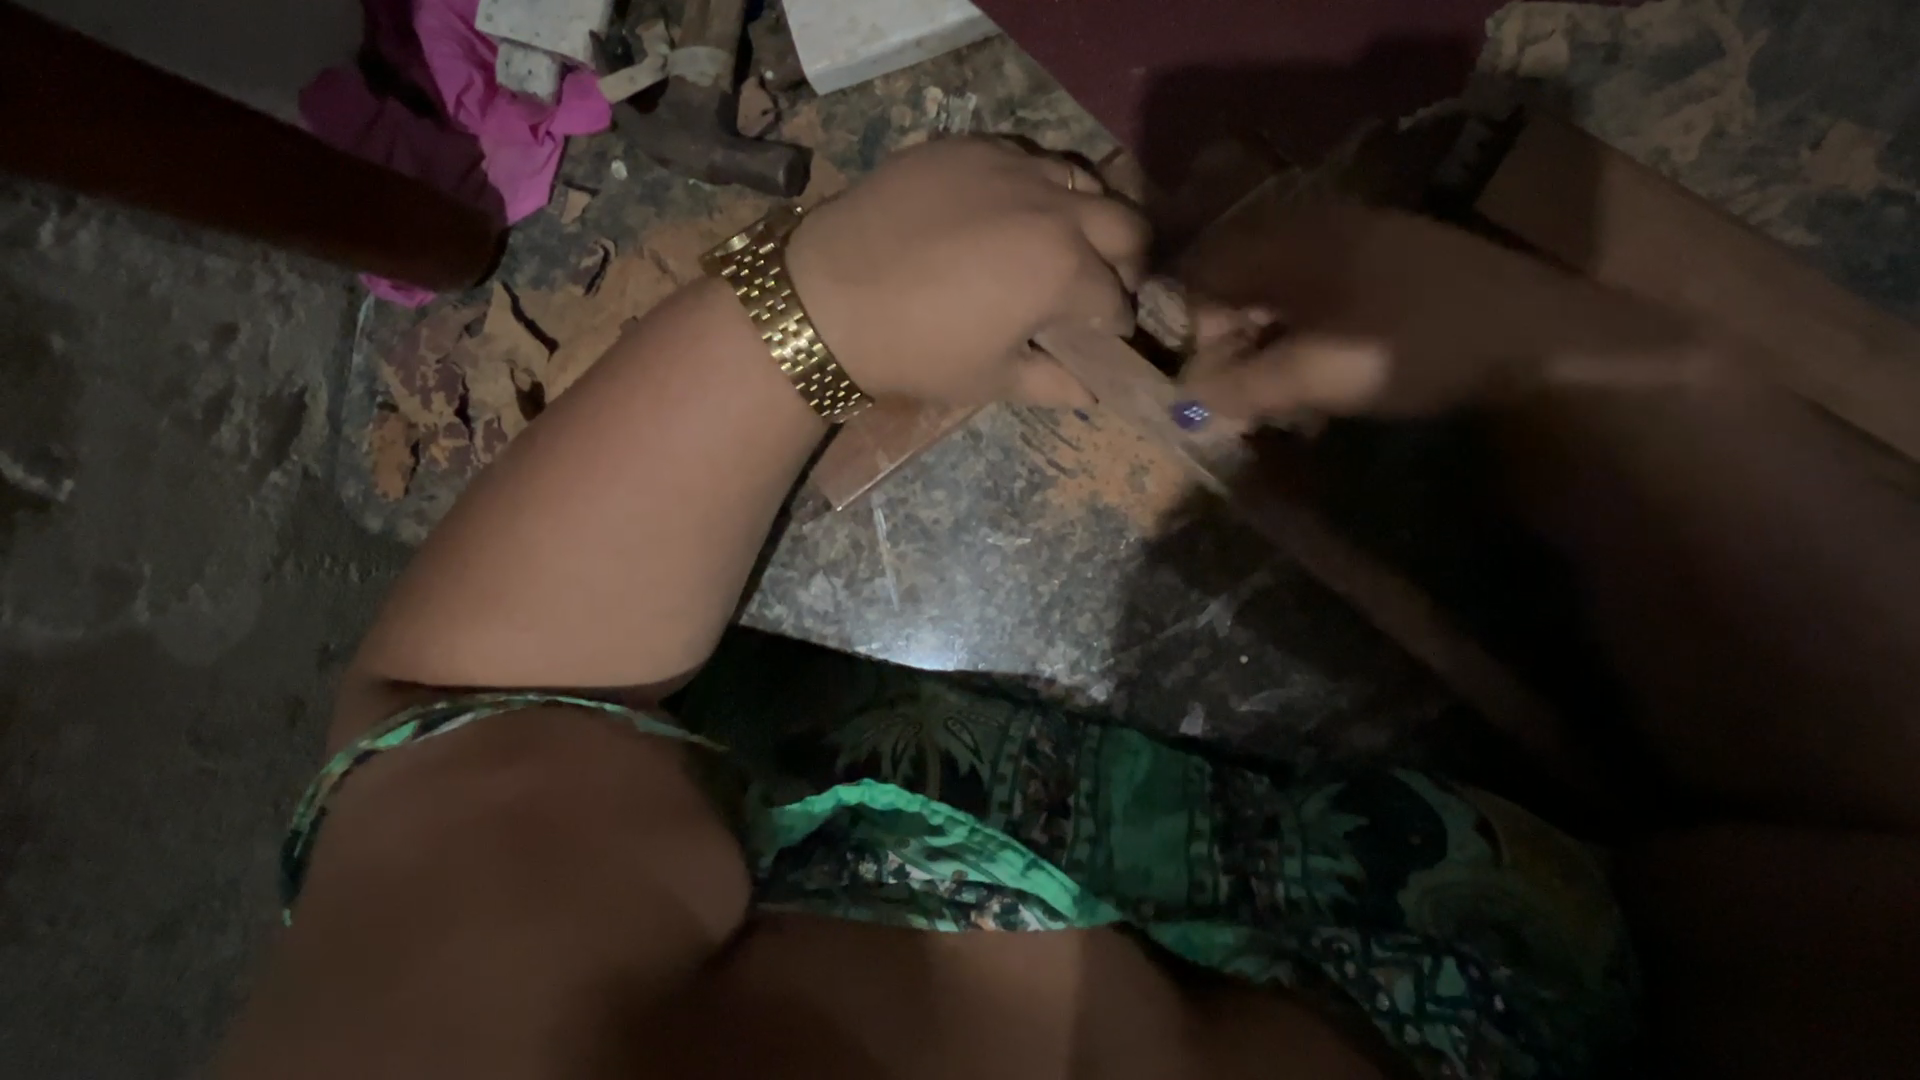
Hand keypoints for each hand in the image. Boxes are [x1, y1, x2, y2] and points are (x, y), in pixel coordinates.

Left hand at [784, 138, 1148, 406]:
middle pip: (1126, 224)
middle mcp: (1052, 207)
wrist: (826, 298)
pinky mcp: (968, 146)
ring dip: (1088, 215)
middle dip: (1129, 261)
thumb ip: (1053, 383)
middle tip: (1101, 286)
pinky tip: (1009, 212)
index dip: (1118, 324)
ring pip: (1082, 179)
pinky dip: (1036, 186)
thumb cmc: (917, 350)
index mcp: (1064, 270)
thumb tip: (1091, 392)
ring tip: (1060, 243)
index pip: (1118, 298)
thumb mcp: (990, 379)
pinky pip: (1026, 157)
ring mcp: (1010, 166)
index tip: (1104, 337)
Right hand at [1176, 201, 1709, 419]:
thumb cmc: (1414, 350)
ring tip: (1286, 400)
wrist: (1541, 339)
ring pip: (1277, 298)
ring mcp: (1356, 243)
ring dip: (1268, 351)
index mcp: (1294, 241)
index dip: (1196, 334)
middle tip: (1248, 400)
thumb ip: (1243, 385)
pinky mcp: (1385, 266)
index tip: (1215, 385)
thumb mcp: (1317, 374)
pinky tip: (1322, 378)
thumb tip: (1186, 398)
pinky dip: (1303, 341)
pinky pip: (1316, 301)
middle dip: (1232, 348)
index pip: (1205, 276)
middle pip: (1239, 286)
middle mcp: (1317, 228)